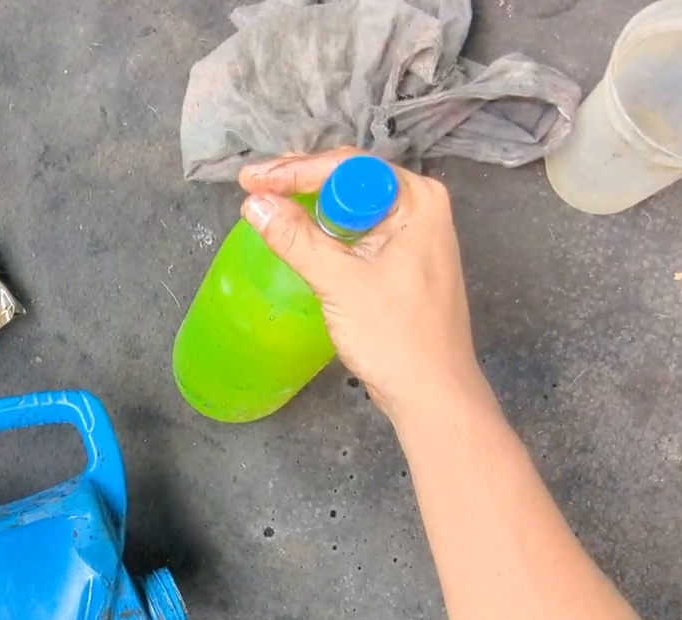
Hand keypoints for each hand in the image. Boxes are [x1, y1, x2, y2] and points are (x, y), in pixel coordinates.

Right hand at [238, 150, 487, 425]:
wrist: (429, 389)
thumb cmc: (395, 335)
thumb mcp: (341, 282)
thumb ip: (297, 239)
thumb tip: (255, 204)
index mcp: (416, 200)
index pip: (347, 168)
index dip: (296, 170)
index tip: (252, 180)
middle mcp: (417, 209)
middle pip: (349, 181)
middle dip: (299, 181)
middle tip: (252, 184)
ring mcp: (409, 237)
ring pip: (350, 207)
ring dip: (308, 203)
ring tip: (267, 201)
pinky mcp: (397, 264)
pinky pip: (354, 234)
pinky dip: (322, 230)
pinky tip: (297, 233)